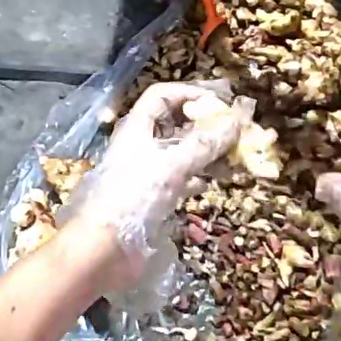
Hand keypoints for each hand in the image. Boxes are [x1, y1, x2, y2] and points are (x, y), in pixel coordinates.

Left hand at [76, 83, 246, 255]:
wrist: (104, 247)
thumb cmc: (132, 196)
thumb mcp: (171, 165)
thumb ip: (204, 144)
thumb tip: (236, 122)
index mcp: (137, 128)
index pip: (162, 95)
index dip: (189, 93)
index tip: (220, 102)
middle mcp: (141, 145)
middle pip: (175, 123)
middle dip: (205, 123)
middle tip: (236, 127)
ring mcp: (147, 171)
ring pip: (181, 151)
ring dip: (207, 151)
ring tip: (235, 155)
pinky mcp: (152, 196)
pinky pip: (181, 177)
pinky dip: (200, 175)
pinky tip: (217, 181)